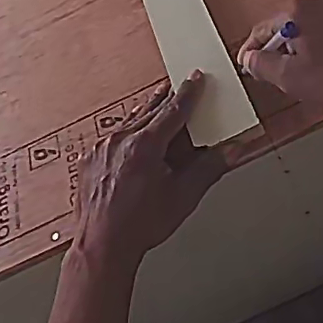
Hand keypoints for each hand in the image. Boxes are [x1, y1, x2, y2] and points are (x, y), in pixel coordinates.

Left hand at [71, 71, 228, 269]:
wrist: (102, 244)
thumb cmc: (139, 224)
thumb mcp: (183, 196)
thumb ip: (209, 168)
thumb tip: (232, 151)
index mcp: (145, 146)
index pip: (174, 110)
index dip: (189, 93)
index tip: (196, 79)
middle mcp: (120, 140)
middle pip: (150, 111)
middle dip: (167, 99)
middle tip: (178, 88)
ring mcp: (102, 148)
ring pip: (129, 122)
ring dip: (146, 115)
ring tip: (158, 108)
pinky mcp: (89, 158)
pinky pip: (112, 137)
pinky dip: (127, 134)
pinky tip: (132, 140)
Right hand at [238, 0, 322, 115]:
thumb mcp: (291, 78)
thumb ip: (262, 65)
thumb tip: (249, 58)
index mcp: (296, 11)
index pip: (261, 30)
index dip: (250, 53)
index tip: (247, 68)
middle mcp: (317, 3)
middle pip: (284, 29)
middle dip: (277, 53)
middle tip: (275, 79)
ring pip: (306, 32)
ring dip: (299, 54)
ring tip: (303, 80)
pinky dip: (319, 51)